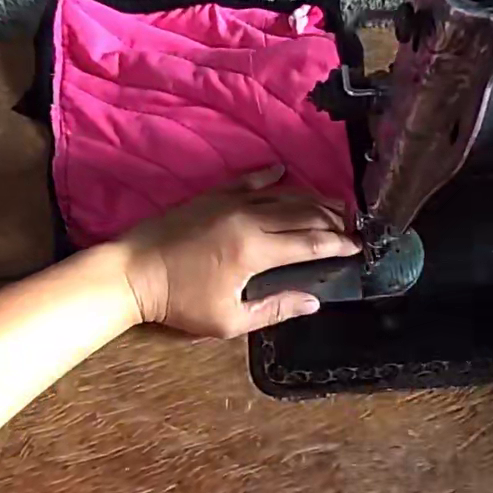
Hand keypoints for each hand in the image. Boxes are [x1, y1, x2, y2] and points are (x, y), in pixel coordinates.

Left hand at [115, 167, 360, 338]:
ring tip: (333, 204)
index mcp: (256, 250)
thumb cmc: (179, 301)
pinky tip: (283, 172)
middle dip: (334, 219)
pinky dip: (269, 177)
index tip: (359, 246)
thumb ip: (274, 309)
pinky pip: (248, 180)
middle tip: (354, 224)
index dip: (339, 244)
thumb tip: (313, 301)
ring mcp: (229, 202)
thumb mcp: (228, 320)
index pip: (311, 243)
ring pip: (282, 195)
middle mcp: (249, 219)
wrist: (133, 272)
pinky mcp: (212, 196)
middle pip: (304, 214)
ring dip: (311, 199)